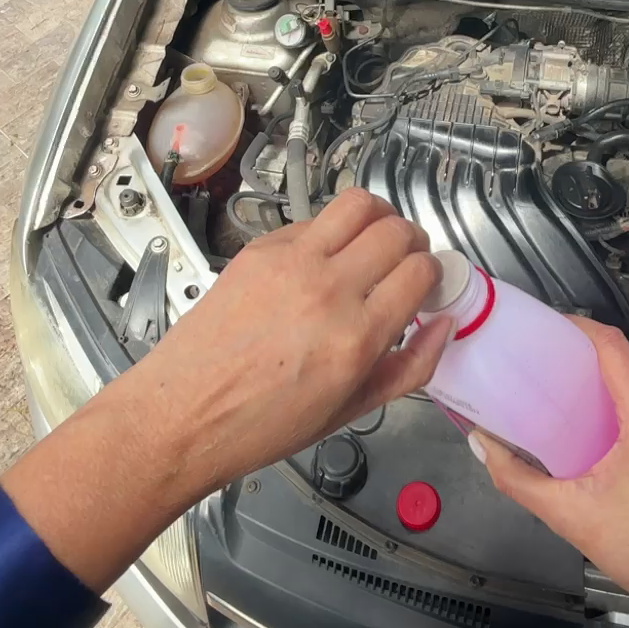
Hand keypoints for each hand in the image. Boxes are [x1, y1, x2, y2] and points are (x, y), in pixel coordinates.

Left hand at [124, 187, 451, 491]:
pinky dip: (332, 231)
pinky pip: (313, 221)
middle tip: (405, 260)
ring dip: (380, 216)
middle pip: (397, 231)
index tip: (426, 281)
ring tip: (375, 239)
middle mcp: (328, 289)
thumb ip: (410, 367)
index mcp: (356, 337)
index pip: (421, 271)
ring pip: (359, 204)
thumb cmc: (266, 423)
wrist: (184, 412)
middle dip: (413, 241)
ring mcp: (292, 261)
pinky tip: (324, 257)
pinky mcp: (261, 248)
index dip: (434, 272)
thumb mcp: (351, 410)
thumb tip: (444, 325)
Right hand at [473, 318, 628, 627]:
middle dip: (583, 353)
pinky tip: (594, 414)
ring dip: (603, 375)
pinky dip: (622, 395)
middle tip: (544, 359)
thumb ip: (516, 478)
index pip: (614, 347)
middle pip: (625, 359)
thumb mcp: (566, 514)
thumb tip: (481, 443)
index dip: (579, 327)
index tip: (548, 326)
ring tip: (563, 386)